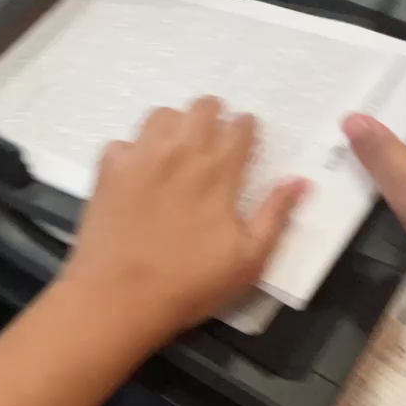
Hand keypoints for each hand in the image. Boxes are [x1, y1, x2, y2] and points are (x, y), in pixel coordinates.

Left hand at [61, 95, 306, 336]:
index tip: (244, 143)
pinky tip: (135, 173)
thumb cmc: (188, 285)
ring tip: (174, 149)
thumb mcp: (248, 261)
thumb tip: (299, 181)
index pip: (240, 127)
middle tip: (211, 140)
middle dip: (213, 116)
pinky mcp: (106, 171)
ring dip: (173, 125)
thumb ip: (275, 216)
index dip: (246, 130)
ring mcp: (139, 158)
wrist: (117, 298)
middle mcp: (179, 153)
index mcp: (218, 172)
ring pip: (160, 114)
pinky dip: (130, 152)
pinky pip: (120, 142)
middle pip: (202, 108)